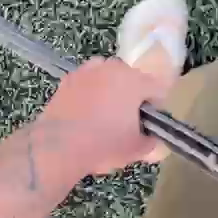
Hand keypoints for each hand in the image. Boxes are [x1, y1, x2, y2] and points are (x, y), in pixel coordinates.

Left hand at [37, 58, 169, 176]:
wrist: (59, 145)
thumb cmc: (104, 144)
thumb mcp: (136, 149)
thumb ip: (152, 142)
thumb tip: (153, 139)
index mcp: (135, 81)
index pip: (157, 89)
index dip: (156, 108)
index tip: (149, 124)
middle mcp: (113, 68)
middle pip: (132, 79)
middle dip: (133, 97)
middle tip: (127, 121)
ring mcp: (89, 70)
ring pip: (109, 77)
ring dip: (111, 90)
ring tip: (104, 115)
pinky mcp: (69, 77)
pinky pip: (88, 81)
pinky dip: (91, 92)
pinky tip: (85, 112)